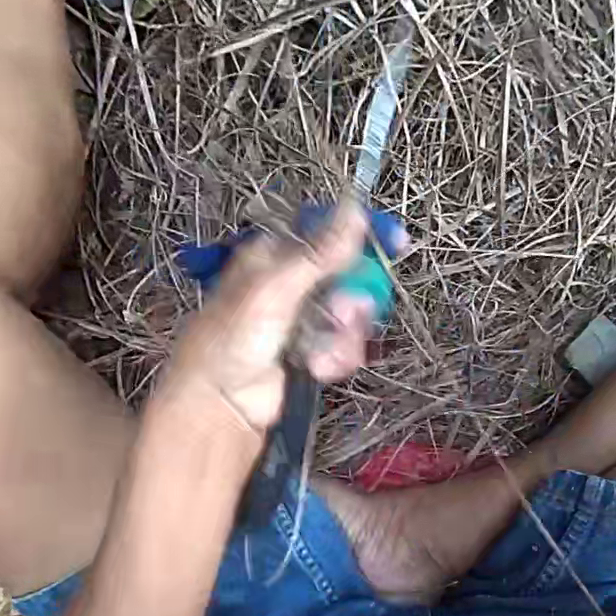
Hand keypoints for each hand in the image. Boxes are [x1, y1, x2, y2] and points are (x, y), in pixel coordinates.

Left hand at [160, 204, 371, 431]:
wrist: (221, 404)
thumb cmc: (233, 340)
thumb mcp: (275, 289)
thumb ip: (319, 254)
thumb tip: (355, 211)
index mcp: (276, 256)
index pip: (327, 233)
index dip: (361, 235)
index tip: (395, 241)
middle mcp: (293, 284)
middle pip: (349, 277)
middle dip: (353, 300)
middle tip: (343, 315)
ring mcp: (306, 320)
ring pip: (351, 314)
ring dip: (344, 336)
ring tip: (322, 352)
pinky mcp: (315, 351)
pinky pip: (345, 345)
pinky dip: (337, 357)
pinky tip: (318, 367)